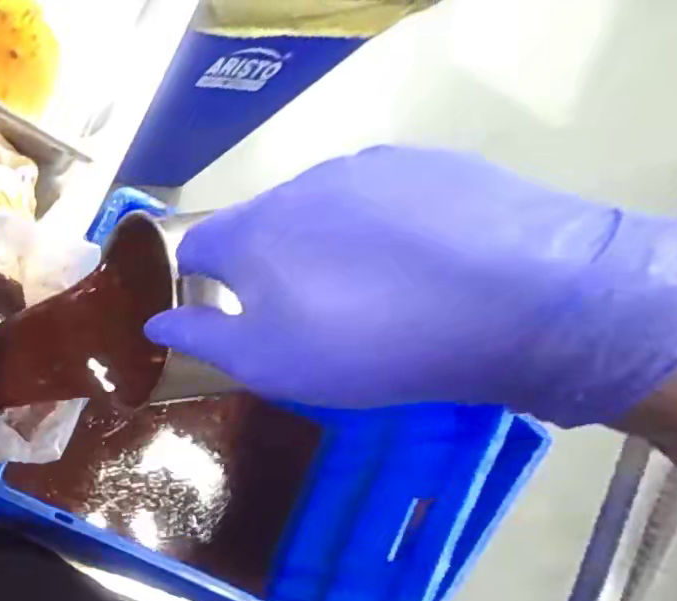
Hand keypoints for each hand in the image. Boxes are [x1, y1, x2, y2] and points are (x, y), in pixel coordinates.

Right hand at [143, 146, 676, 426]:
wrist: (521, 303)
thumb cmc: (364, 343)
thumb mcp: (264, 361)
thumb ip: (201, 338)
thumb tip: (155, 322)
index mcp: (252, 231)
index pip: (196, 244)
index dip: (197, 281)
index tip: (222, 314)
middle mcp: (302, 183)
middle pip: (257, 225)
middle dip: (259, 266)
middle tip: (294, 317)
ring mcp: (371, 167)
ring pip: (316, 210)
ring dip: (315, 248)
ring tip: (357, 295)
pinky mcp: (432, 165)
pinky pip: (375, 200)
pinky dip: (370, 232)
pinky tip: (406, 269)